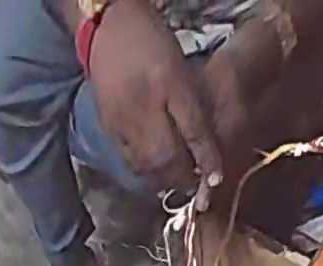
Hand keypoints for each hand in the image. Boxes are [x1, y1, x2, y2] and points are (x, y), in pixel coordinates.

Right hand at [87, 0, 223, 205]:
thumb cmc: (151, 42)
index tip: (215, 179)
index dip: (207, 159)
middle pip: (166, 158)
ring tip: (175, 178)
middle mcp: (143, 108)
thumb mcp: (179, 68)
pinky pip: (129, 160)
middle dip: (182, 176)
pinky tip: (153, 169)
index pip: (193, 132)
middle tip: (194, 182)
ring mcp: (122, 121)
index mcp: (168, 84)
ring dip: (164, 178)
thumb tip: (203, 146)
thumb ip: (191, 105)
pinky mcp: (108, 128)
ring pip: (147, 165)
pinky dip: (145, 171)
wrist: (107, 27)